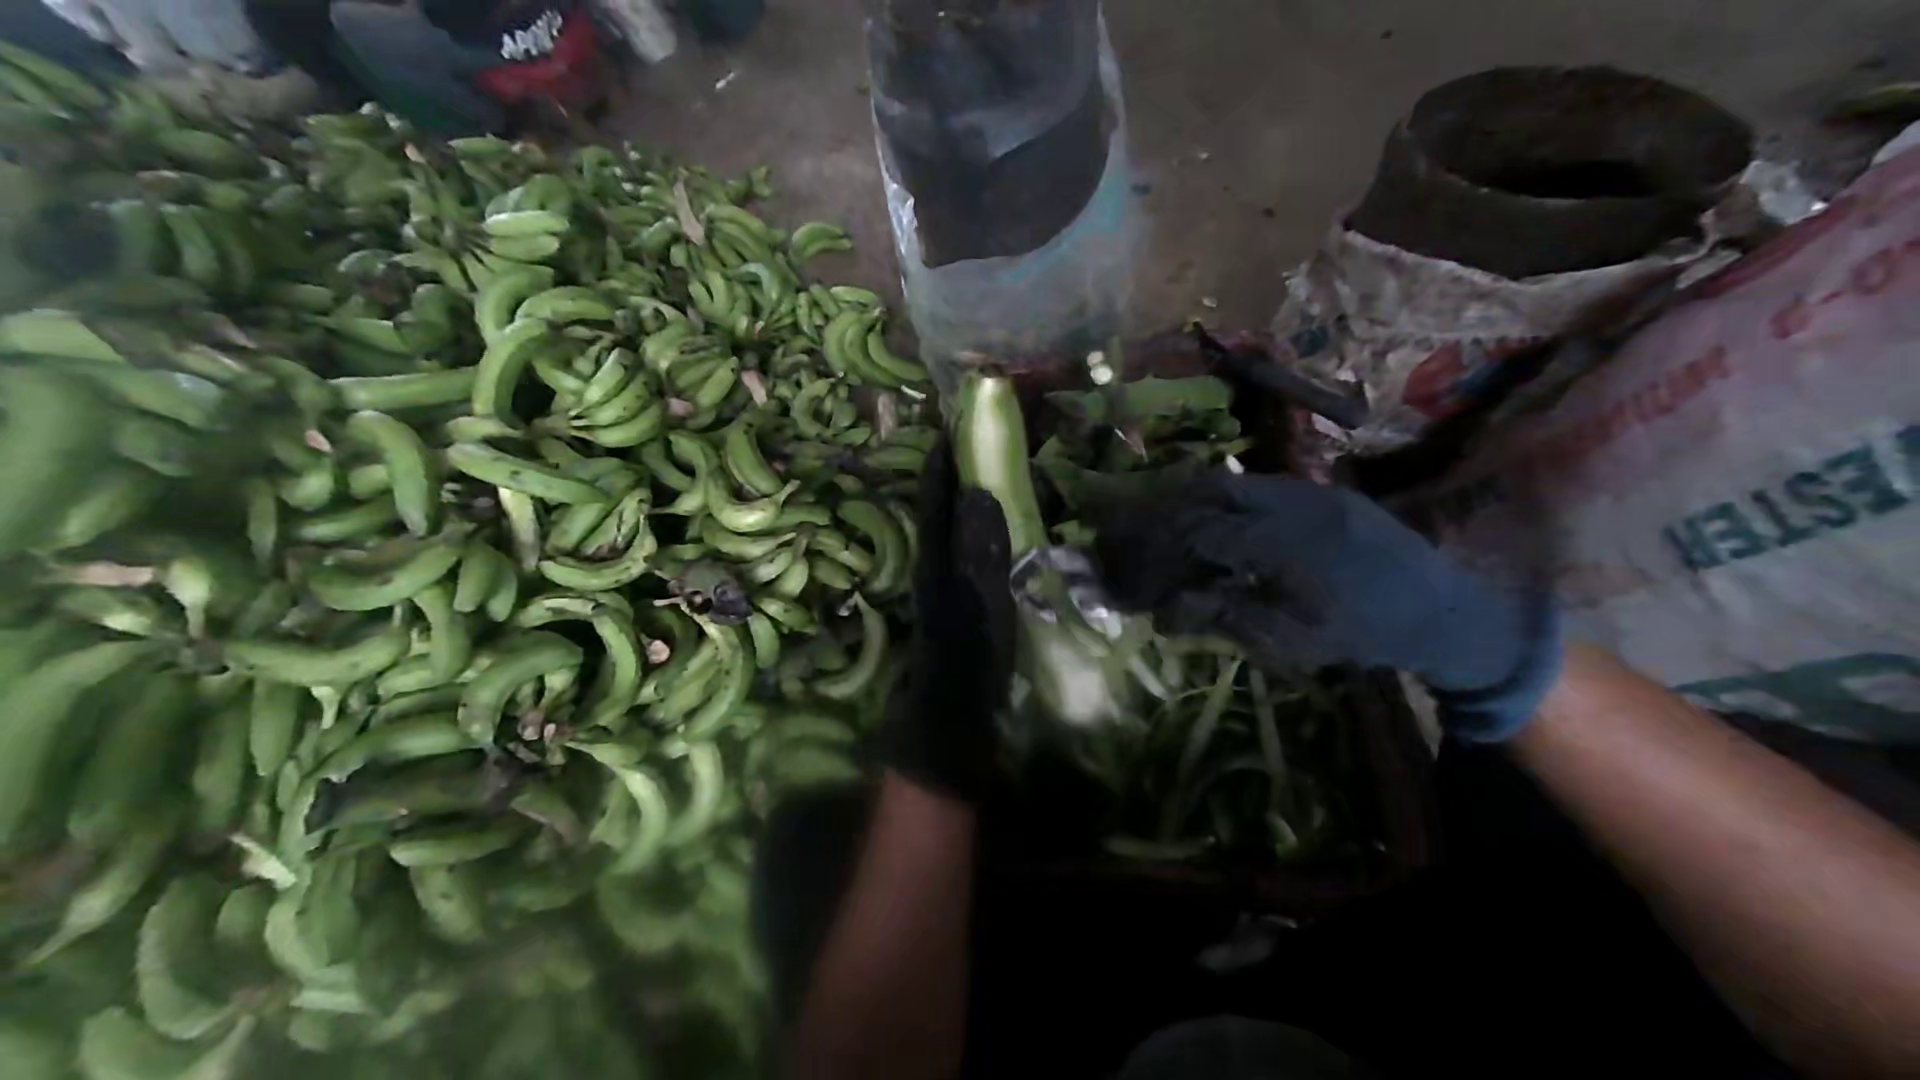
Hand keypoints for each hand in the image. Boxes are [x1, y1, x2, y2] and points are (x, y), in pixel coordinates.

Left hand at [876, 440, 1013, 800]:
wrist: (956, 705)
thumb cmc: (969, 650)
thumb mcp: (977, 597)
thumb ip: (979, 545)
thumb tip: (980, 489)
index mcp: (936, 549)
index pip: (936, 488)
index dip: (946, 451)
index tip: (963, 416)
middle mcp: (938, 553)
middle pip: (948, 495)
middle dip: (965, 460)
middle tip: (995, 430)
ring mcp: (951, 571)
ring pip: (962, 515)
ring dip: (979, 484)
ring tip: (1008, 461)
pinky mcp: (966, 587)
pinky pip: (977, 537)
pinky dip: (993, 515)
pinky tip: (1016, 514)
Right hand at [1093, 473, 1560, 740]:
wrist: (1444, 609)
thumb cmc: (1360, 633)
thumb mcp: (1288, 638)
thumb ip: (1222, 616)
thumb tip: (1162, 611)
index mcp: (1282, 544)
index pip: (1201, 532)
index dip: (1163, 545)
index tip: (1141, 560)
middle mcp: (1293, 503)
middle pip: (1212, 488)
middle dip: (1172, 506)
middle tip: (1148, 528)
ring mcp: (1313, 491)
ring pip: (1238, 480)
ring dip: (1202, 499)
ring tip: (1180, 524)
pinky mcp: (1327, 491)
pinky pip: (1266, 485)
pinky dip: (1235, 501)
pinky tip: (1229, 524)